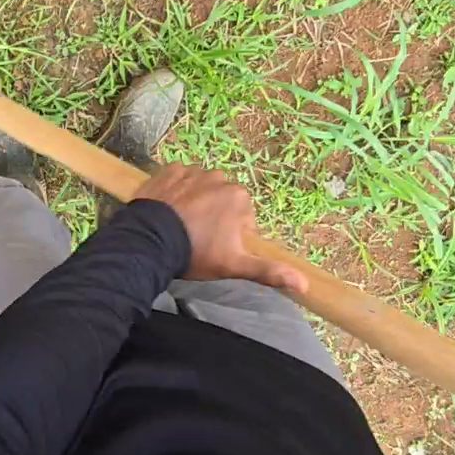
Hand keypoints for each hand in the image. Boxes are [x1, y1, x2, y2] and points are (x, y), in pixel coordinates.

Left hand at [133, 164, 306, 293]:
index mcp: (239, 197)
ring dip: (195, 201)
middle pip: (221, 198)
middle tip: (197, 236)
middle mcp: (218, 177)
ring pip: (200, 187)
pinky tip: (168, 208)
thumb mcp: (234, 266)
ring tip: (181, 224)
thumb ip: (268, 271)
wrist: (150, 241)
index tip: (215, 245)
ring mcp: (191, 171)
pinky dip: (175, 190)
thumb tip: (304, 284)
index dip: (230, 233)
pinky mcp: (168, 170)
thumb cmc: (196, 253)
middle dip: (214, 214)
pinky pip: (177, 178)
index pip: (242, 215)